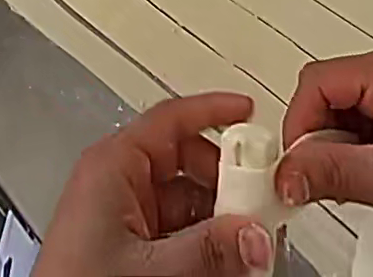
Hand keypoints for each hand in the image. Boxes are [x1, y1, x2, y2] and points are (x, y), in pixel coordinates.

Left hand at [34, 93, 275, 276]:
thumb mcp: (150, 267)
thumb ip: (207, 250)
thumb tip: (253, 235)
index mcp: (113, 165)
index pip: (170, 119)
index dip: (211, 111)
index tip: (246, 112)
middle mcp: (117, 182)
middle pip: (184, 160)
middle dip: (224, 178)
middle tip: (259, 198)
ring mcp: (122, 216)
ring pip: (184, 200)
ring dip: (217, 217)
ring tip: (247, 239)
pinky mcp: (126, 247)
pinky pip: (175, 229)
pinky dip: (202, 241)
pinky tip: (224, 261)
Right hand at [276, 48, 372, 276]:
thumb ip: (327, 171)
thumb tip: (284, 169)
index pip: (317, 81)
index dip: (299, 123)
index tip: (291, 162)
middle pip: (321, 96)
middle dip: (312, 139)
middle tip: (309, 178)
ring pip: (332, 119)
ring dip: (328, 154)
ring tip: (343, 186)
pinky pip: (349, 136)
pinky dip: (342, 162)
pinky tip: (355, 185)